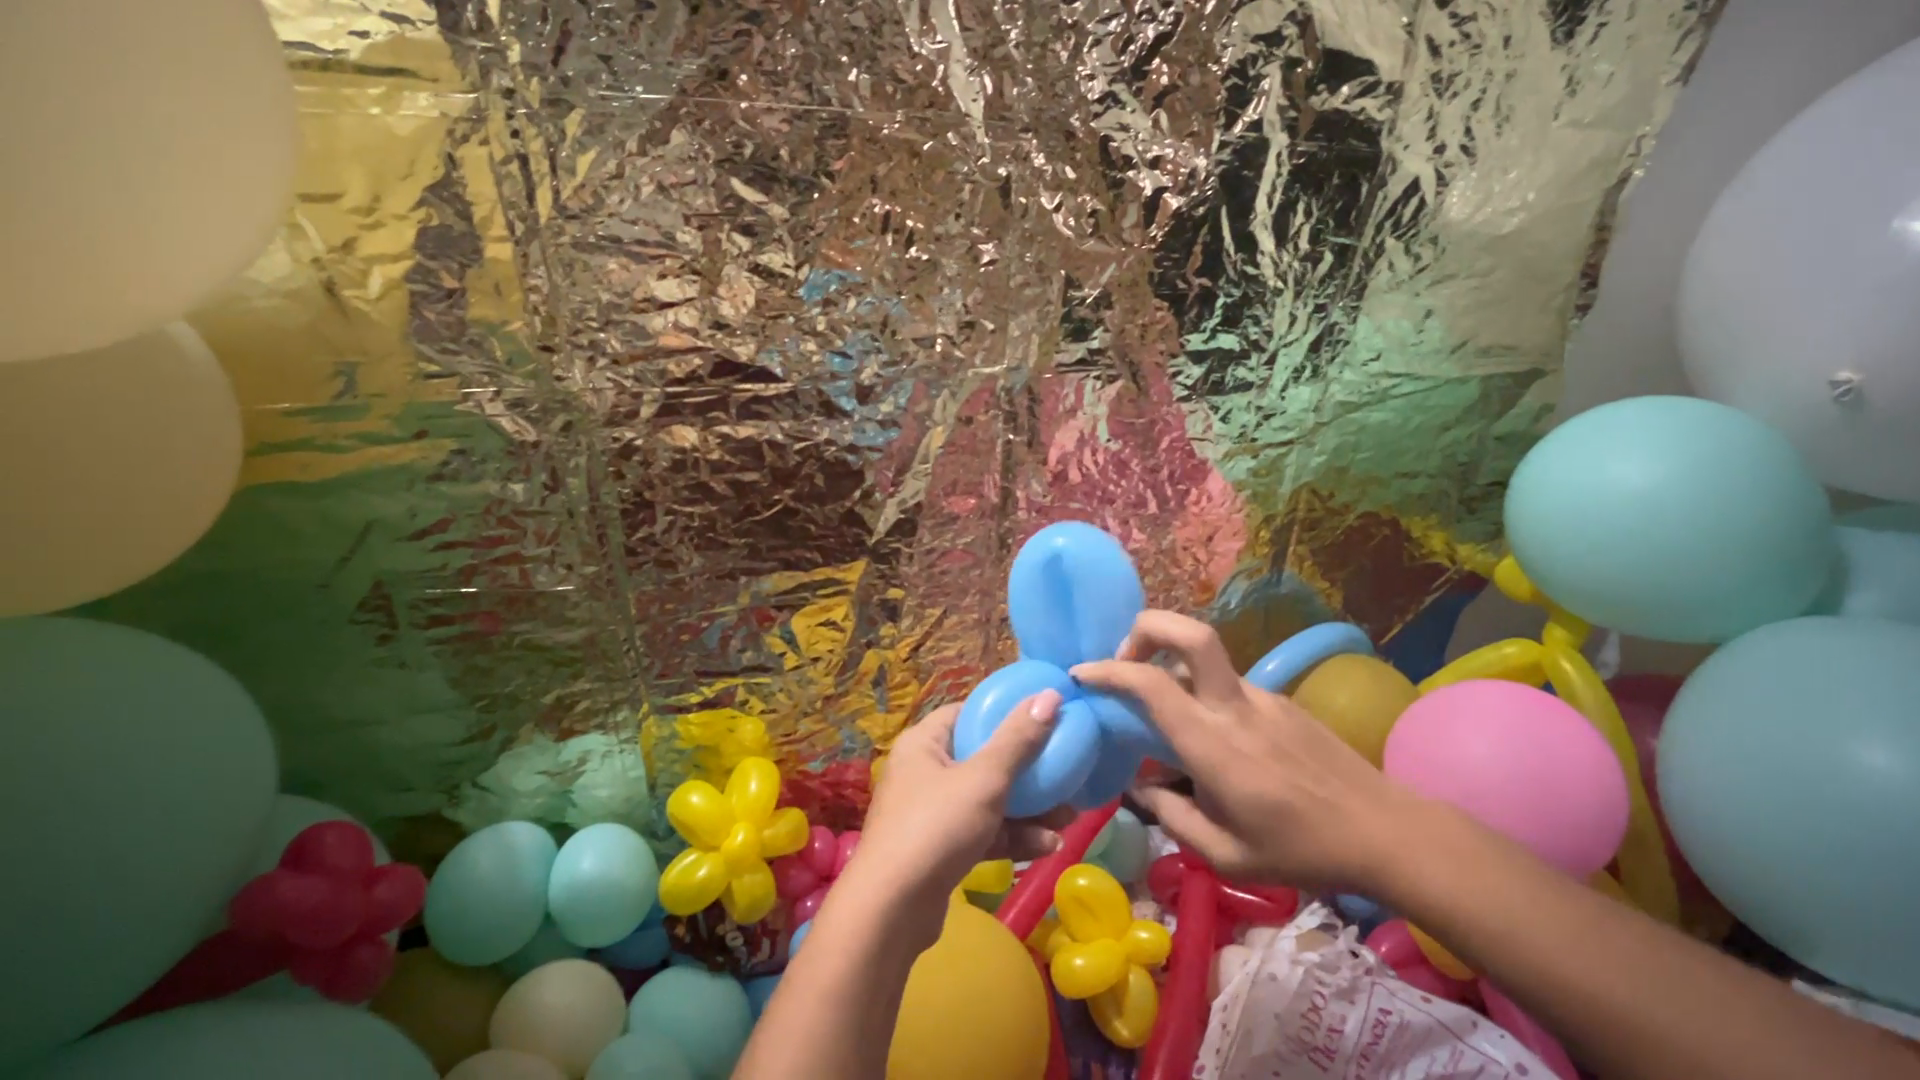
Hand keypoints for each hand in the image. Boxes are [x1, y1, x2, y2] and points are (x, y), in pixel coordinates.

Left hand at [840, 694, 1073, 941]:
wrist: (893, 909)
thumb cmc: (936, 827)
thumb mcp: (984, 779)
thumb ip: (1019, 739)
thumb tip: (1050, 694)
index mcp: (924, 743)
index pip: (966, 713)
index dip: (1004, 711)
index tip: (1043, 715)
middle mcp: (924, 772)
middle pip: (983, 758)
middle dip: (1028, 769)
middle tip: (1067, 771)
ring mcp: (931, 814)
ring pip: (989, 800)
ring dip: (1029, 808)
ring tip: (1069, 817)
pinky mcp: (941, 850)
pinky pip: (984, 833)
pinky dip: (1013, 837)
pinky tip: (1048, 846)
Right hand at [1073, 611, 1419, 892]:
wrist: (1383, 831)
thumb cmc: (1300, 851)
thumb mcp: (1224, 854)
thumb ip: (1171, 816)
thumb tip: (1142, 785)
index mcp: (1213, 745)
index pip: (1151, 685)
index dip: (1109, 670)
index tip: (1082, 675)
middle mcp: (1236, 707)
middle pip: (1189, 632)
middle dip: (1146, 628)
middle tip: (1124, 659)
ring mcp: (1263, 697)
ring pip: (1206, 659)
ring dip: (1172, 665)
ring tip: (1161, 711)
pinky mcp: (1282, 701)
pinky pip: (1228, 685)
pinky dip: (1202, 693)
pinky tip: (1211, 740)